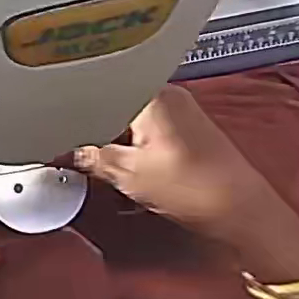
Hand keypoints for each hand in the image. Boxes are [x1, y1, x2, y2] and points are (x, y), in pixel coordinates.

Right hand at [71, 85, 284, 248]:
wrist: (242, 211)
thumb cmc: (194, 187)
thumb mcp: (128, 174)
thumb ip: (91, 158)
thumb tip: (67, 153)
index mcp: (153, 94)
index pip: (102, 88)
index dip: (76, 105)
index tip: (56, 121)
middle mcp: (168, 96)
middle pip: (115, 103)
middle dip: (93, 125)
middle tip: (69, 143)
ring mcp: (179, 114)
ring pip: (129, 118)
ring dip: (111, 138)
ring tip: (92, 157)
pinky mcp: (185, 133)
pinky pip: (146, 131)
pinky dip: (129, 145)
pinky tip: (119, 164)